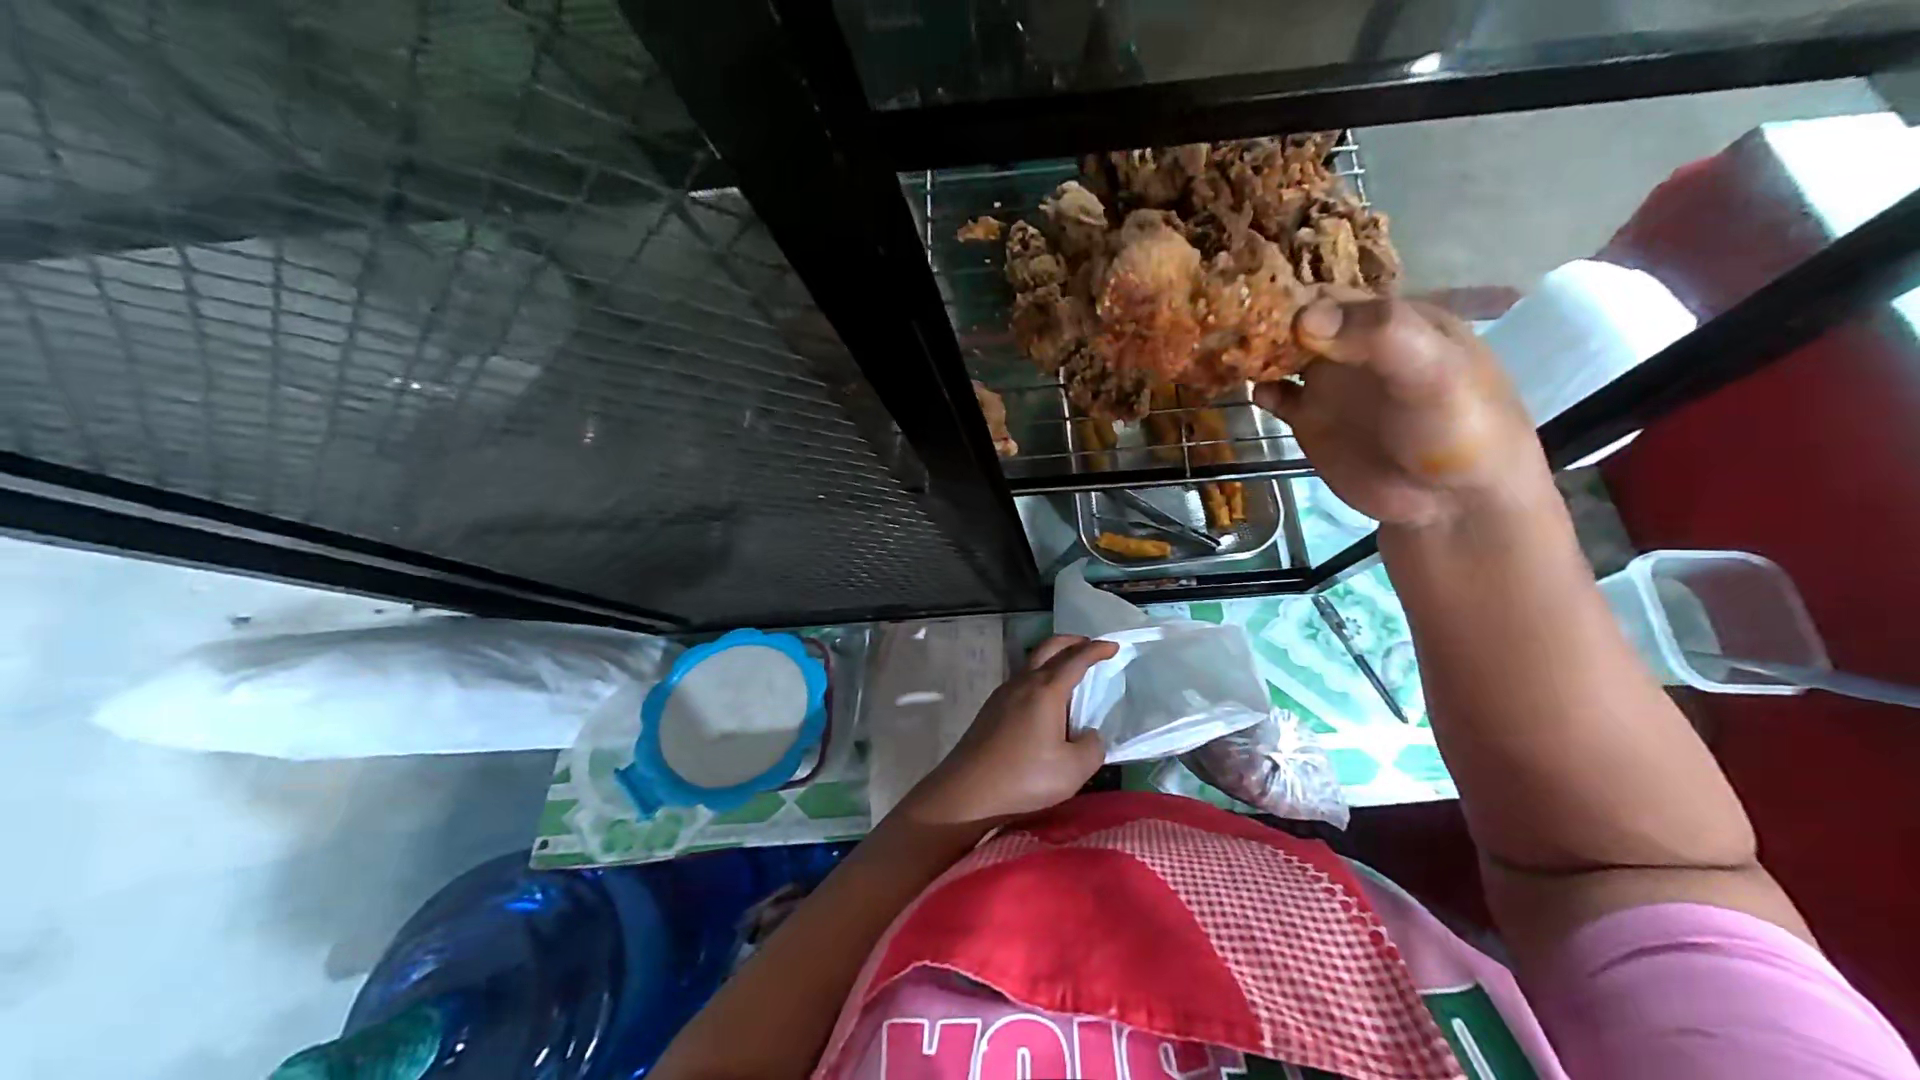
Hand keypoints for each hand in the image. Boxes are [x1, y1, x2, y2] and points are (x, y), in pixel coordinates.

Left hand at [899, 635, 1117, 827]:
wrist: (968, 791)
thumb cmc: (1024, 777)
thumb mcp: (1074, 770)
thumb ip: (1092, 747)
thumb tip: (1089, 735)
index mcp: (1045, 691)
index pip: (1076, 659)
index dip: (1097, 650)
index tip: (1113, 646)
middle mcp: (1023, 683)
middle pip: (1048, 648)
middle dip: (1072, 642)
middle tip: (1090, 646)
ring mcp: (1003, 694)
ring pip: (1031, 663)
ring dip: (1053, 659)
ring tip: (1070, 673)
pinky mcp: (991, 709)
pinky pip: (1021, 680)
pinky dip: (1039, 677)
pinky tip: (1045, 700)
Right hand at [1254, 298, 1553, 528]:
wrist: (1451, 504)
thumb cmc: (1457, 428)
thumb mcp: (1433, 370)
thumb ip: (1379, 335)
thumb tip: (1302, 317)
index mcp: (1389, 319)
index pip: (1328, 295)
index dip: (1289, 295)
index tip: (1247, 302)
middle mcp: (1354, 345)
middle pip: (1295, 320)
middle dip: (1260, 320)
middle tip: (1220, 325)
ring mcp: (1330, 382)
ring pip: (1280, 355)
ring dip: (1252, 352)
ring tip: (1224, 353)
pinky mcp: (1311, 419)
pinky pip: (1276, 395)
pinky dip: (1259, 388)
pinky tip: (1254, 392)